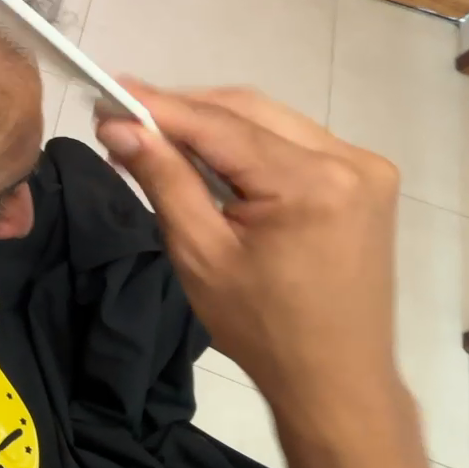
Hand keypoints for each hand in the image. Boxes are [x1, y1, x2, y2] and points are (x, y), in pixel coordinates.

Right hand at [93, 81, 401, 417]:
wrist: (333, 374)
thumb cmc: (257, 323)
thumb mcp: (197, 251)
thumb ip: (162, 179)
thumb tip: (118, 127)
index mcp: (311, 183)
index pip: (217, 124)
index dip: (156, 106)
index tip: (106, 93)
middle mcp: (348, 160)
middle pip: (245, 110)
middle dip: (179, 109)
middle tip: (120, 114)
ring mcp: (362, 167)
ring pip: (267, 120)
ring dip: (207, 123)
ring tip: (150, 134)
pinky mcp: (362, 179)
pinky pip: (288, 141)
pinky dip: (239, 142)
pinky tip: (201, 156)